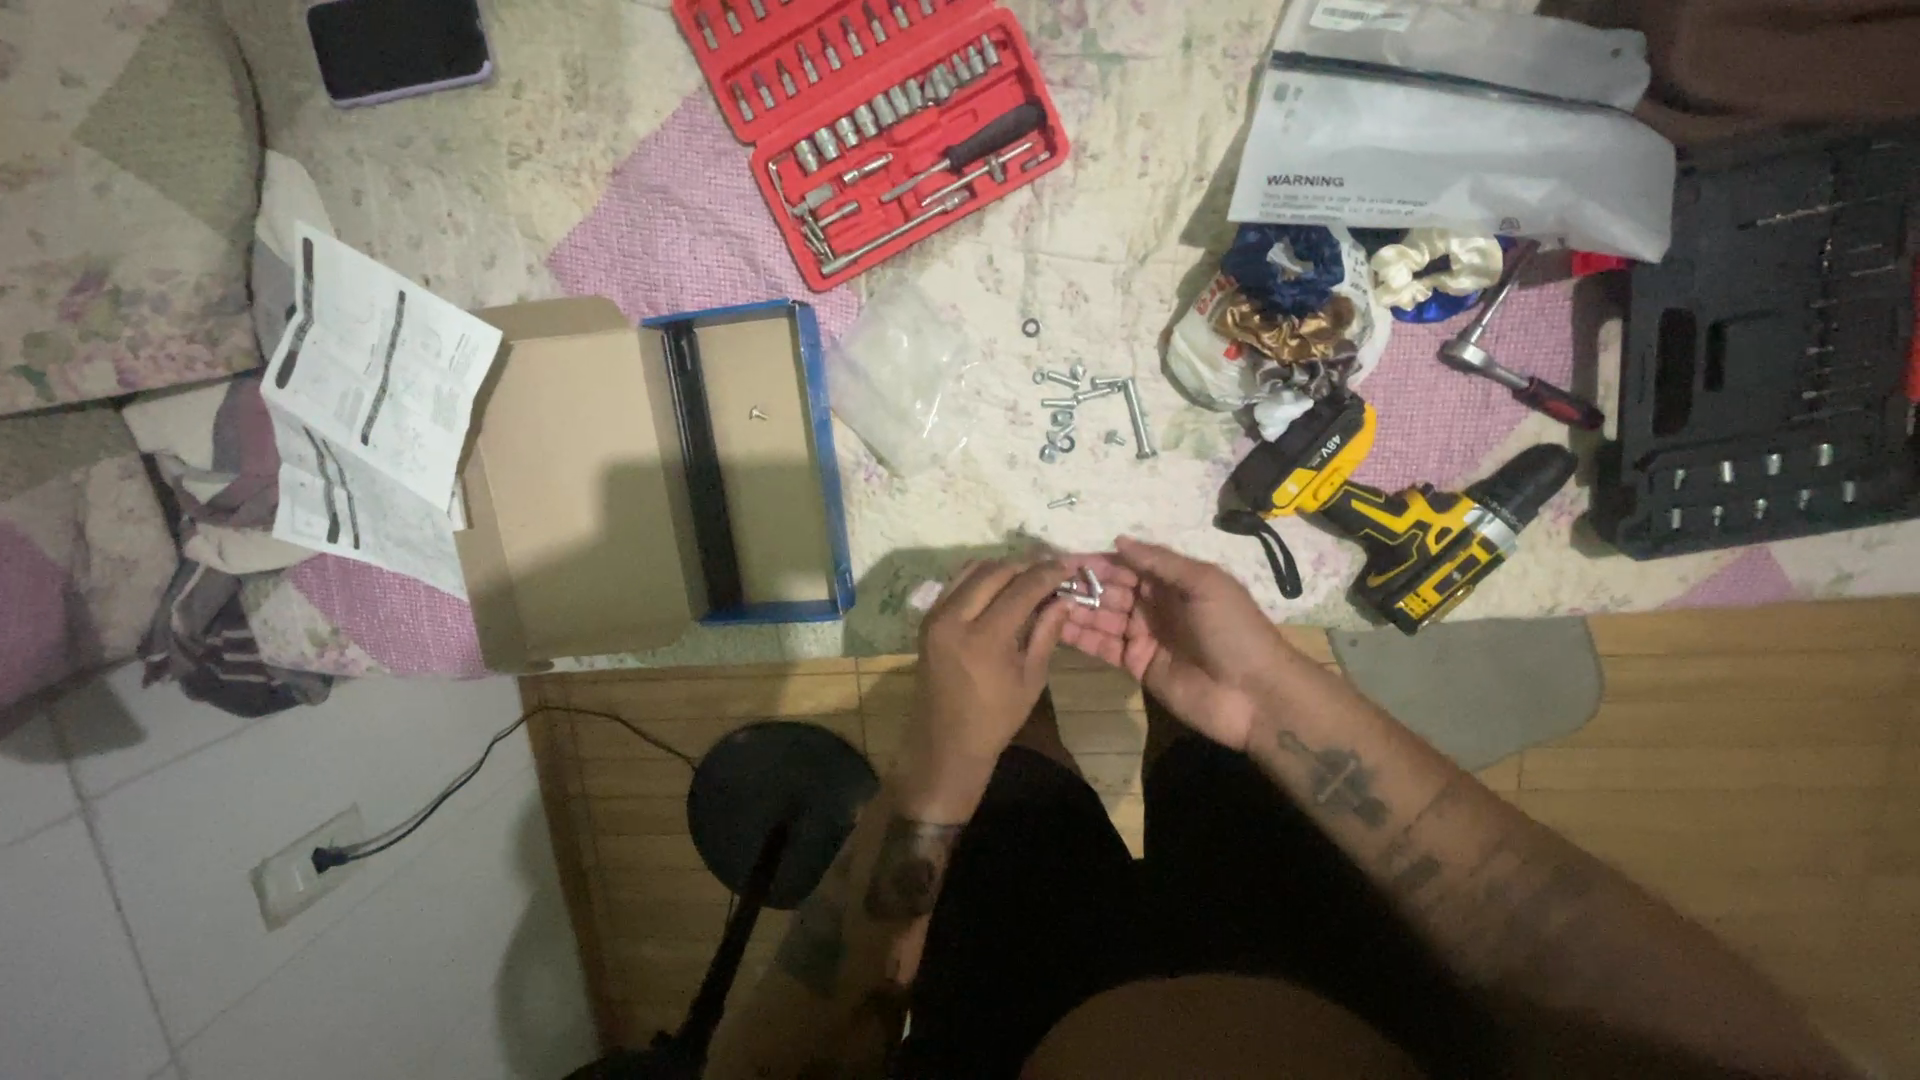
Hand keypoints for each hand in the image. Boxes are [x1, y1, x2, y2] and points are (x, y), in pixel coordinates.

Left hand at [899, 558, 1072, 819]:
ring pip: (972, 570)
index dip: (1047, 574)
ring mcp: (935, 616)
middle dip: (1026, 565)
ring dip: (1002, 567)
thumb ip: (1046, 633)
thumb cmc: (995, 717)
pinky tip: (1000, 585)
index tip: (1067, 567)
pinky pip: (956, 584)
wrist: (945, 741)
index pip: (1021, 589)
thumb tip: (1064, 599)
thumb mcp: (1031, 677)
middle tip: (1050, 568)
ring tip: (1027, 573)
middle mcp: (954, 618)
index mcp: (984, 638)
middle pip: (995, 571)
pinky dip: (980, 577)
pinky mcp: (927, 620)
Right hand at [1058, 537, 1293, 751]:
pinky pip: (1104, 647)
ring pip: (1102, 618)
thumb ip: (1161, 562)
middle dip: (1080, 585)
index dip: (1097, 561)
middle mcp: (1154, 605)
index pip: (1126, 565)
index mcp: (1172, 582)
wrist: (1255, 694)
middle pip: (1110, 590)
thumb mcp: (1205, 584)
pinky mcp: (1136, 665)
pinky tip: (1056, 628)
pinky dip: (1081, 637)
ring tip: (1043, 603)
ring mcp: (1144, 636)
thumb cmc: (1235, 630)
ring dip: (1076, 609)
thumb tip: (1118, 540)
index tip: (1063, 559)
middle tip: (1044, 583)